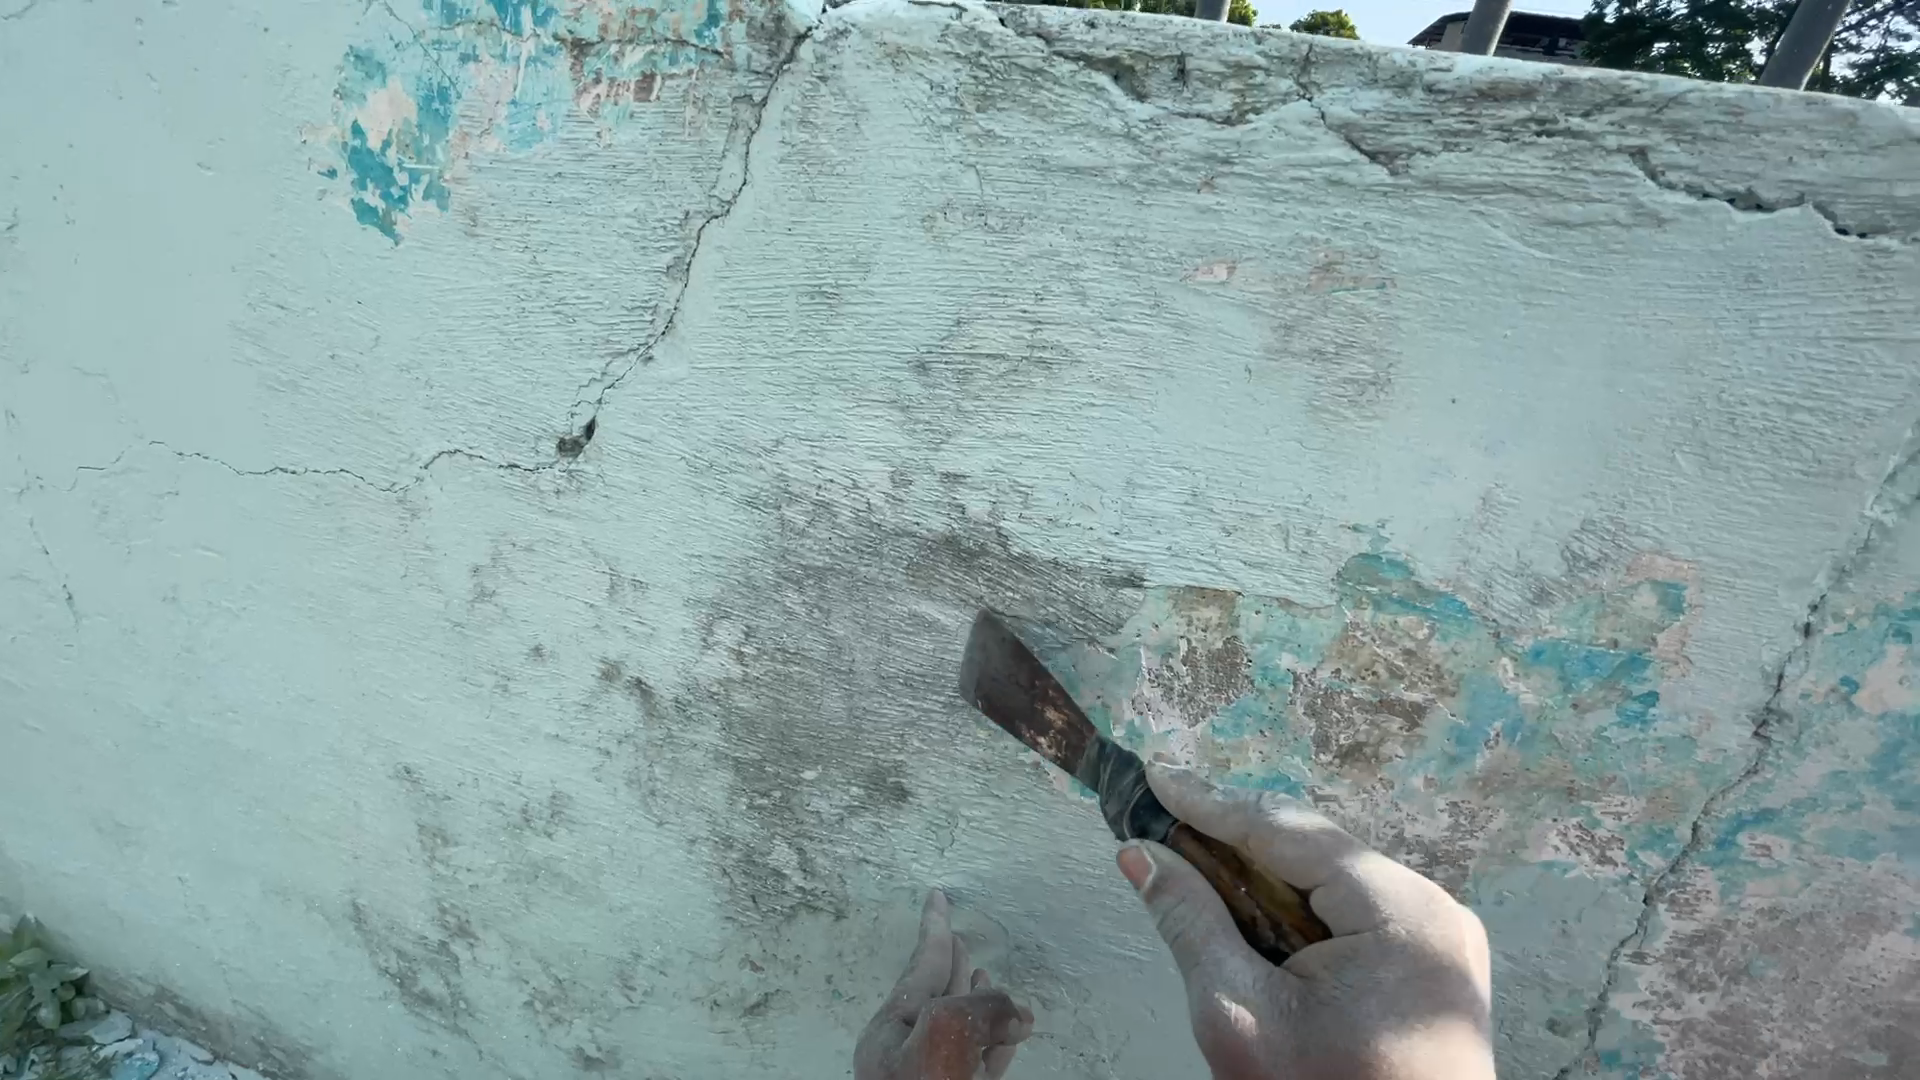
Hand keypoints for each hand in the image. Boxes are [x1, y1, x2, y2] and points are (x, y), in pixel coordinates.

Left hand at [855, 890, 1033, 1079]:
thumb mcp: (944, 1038)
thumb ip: (979, 1010)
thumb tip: (1019, 1011)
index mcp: (891, 1028)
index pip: (920, 964)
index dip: (933, 926)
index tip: (936, 894)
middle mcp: (907, 1048)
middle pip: (936, 993)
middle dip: (950, 963)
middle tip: (959, 936)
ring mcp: (931, 1071)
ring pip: (958, 1025)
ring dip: (974, 998)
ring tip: (985, 973)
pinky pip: (975, 1055)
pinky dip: (991, 1037)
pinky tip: (1005, 1031)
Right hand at [1116, 765, 1494, 1079]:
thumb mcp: (1239, 1015)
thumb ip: (1189, 919)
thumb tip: (1137, 851)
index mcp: (1398, 911)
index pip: (1282, 831)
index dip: (1208, 801)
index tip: (1154, 773)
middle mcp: (1428, 902)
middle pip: (1305, 840)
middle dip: (1228, 828)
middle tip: (1161, 811)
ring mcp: (1434, 926)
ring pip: (1320, 863)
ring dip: (1253, 857)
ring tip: (1191, 844)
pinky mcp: (1425, 949)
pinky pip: (1341, 894)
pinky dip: (1285, 887)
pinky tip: (1243, 887)